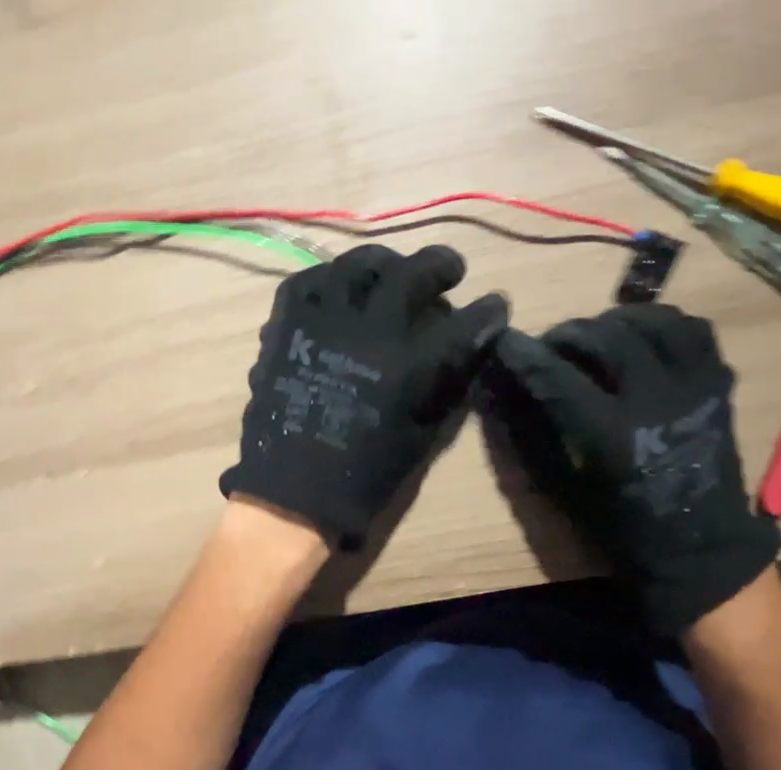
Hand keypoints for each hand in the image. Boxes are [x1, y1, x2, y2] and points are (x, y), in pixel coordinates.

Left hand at [220, 244, 508, 548]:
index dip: (487, 313)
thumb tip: (462, 350)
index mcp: (410, 367)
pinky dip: (327, 279)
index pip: (464, 324)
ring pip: (356, 267)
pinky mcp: (285, 329)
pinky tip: (338, 287)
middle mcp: (369, 333)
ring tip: (392, 270)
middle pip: (411, 275)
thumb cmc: (363, 476)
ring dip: (382, 264)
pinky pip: (305, 283)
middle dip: (440, 265)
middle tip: (450, 270)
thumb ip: (444, 386)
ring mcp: (322, 325)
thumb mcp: (422, 436)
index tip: (495, 305)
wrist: (293, 494)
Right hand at [487, 303, 778, 634]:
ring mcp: (696, 387)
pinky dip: (661, 325)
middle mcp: (658, 401)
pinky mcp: (719, 384)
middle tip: (551, 345)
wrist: (698, 549)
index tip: (504, 340)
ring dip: (616, 321)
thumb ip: (535, 436)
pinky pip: (693, 330)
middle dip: (570, 333)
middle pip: (608, 336)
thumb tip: (505, 391)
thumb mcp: (565, 491)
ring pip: (654, 322)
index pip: (559, 377)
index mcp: (614, 437)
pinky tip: (641, 340)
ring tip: (596, 335)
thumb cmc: (622, 529)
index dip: (525, 355)